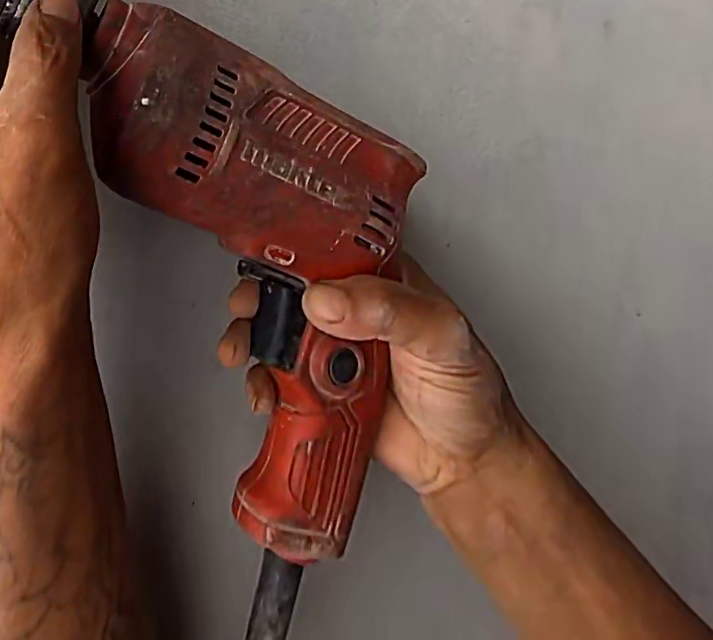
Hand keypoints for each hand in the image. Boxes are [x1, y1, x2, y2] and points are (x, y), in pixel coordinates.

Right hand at [216, 254, 525, 496]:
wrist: (465, 463)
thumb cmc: (468, 388)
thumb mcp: (438, 334)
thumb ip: (389, 309)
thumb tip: (326, 298)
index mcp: (376, 277)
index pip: (324, 249)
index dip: (286, 252)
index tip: (265, 264)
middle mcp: (348, 307)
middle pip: (287, 289)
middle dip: (255, 297)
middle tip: (246, 310)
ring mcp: (330, 348)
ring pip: (274, 332)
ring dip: (248, 338)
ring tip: (243, 352)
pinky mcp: (317, 387)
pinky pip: (277, 378)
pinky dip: (260, 383)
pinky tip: (266, 392)